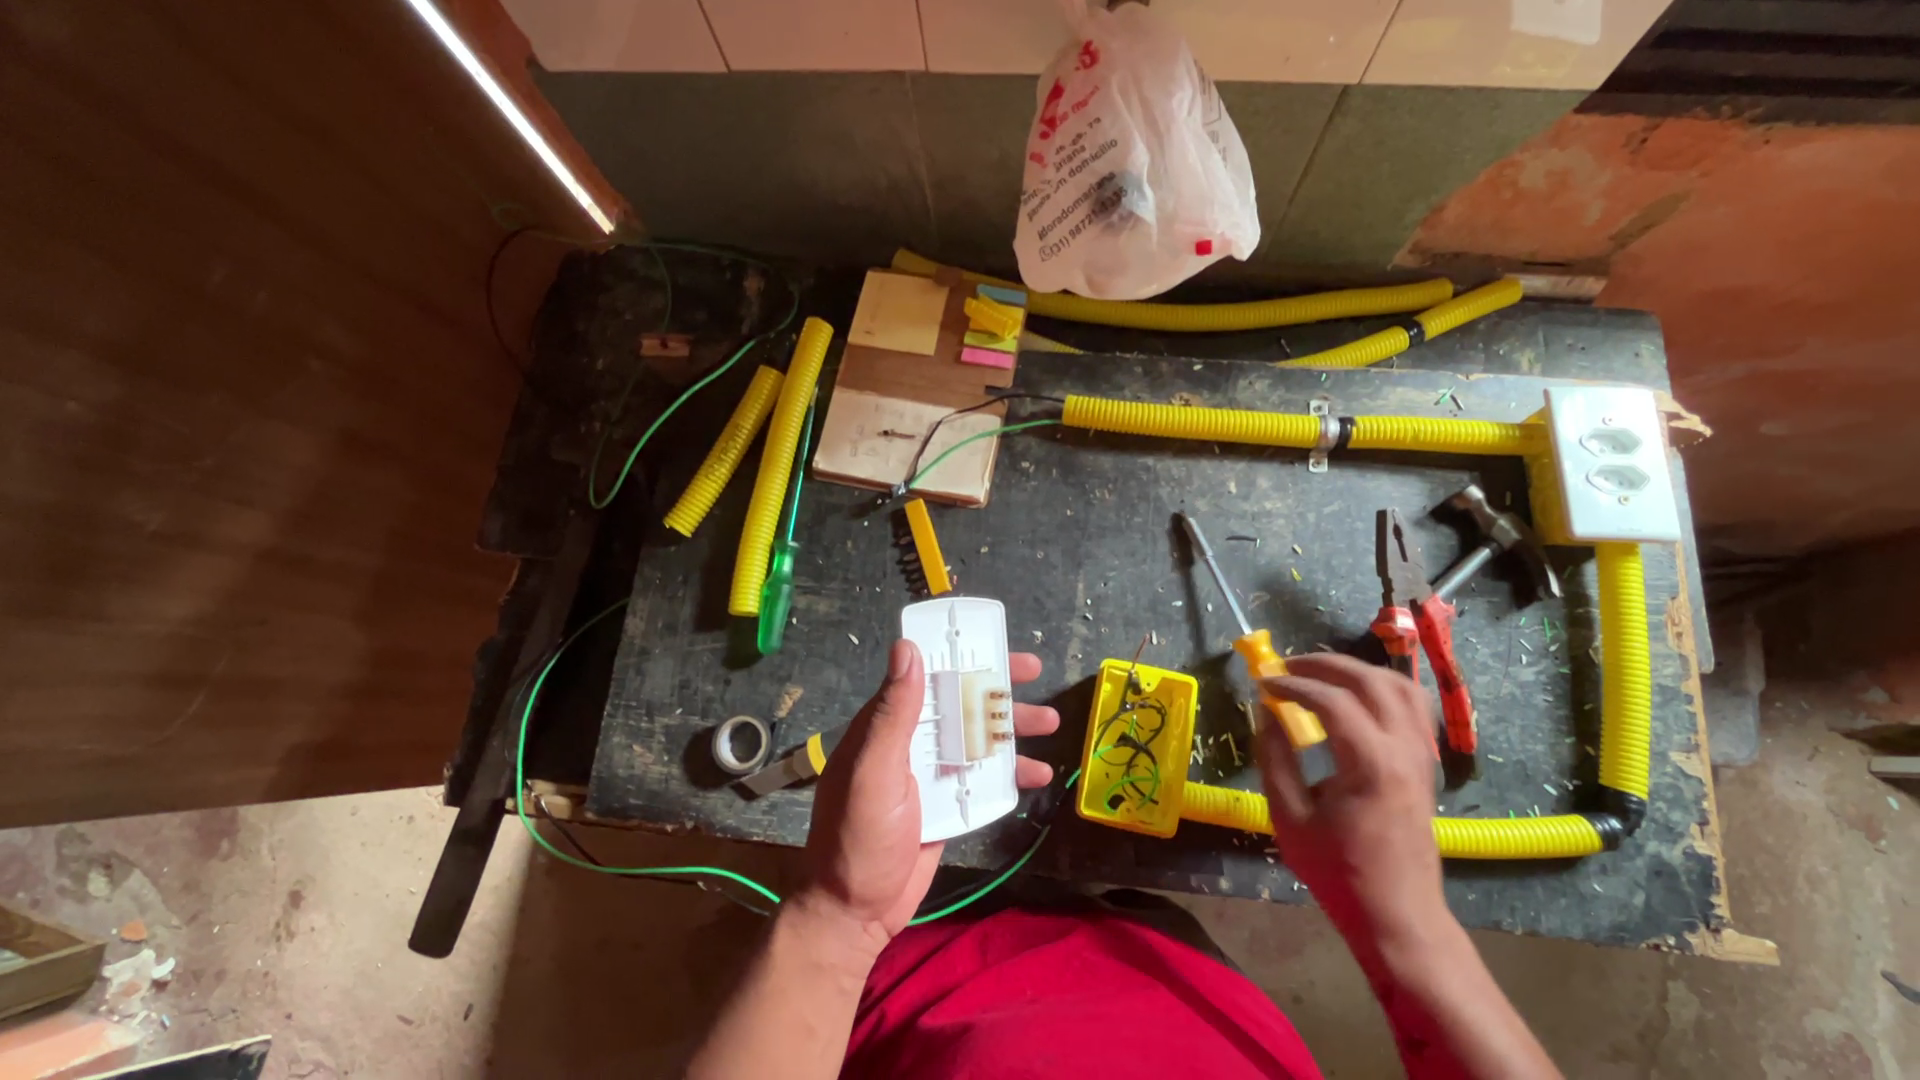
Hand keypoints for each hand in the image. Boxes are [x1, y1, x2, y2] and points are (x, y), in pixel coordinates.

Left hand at [797, 640, 1059, 948]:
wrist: (855, 912)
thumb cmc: (858, 837)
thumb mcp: (873, 770)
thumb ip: (893, 713)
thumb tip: (906, 648)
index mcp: (886, 726)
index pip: (927, 676)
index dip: (962, 656)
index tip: (997, 645)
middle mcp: (910, 743)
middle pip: (960, 703)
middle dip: (998, 689)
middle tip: (1036, 676)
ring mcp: (930, 776)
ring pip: (978, 739)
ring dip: (1012, 729)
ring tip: (1050, 724)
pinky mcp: (946, 806)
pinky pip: (983, 779)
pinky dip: (1010, 773)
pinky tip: (1038, 775)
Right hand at [1255, 654, 1448, 950]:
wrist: (1396, 913)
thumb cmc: (1337, 871)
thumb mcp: (1289, 818)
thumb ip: (1276, 759)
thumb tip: (1268, 715)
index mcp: (1370, 764)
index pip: (1331, 701)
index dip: (1292, 685)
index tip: (1263, 684)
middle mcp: (1404, 750)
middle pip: (1370, 680)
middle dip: (1325, 665)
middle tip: (1288, 667)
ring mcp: (1422, 755)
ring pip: (1399, 686)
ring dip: (1357, 671)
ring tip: (1320, 674)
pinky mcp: (1425, 764)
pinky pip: (1412, 707)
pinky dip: (1382, 689)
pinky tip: (1354, 698)